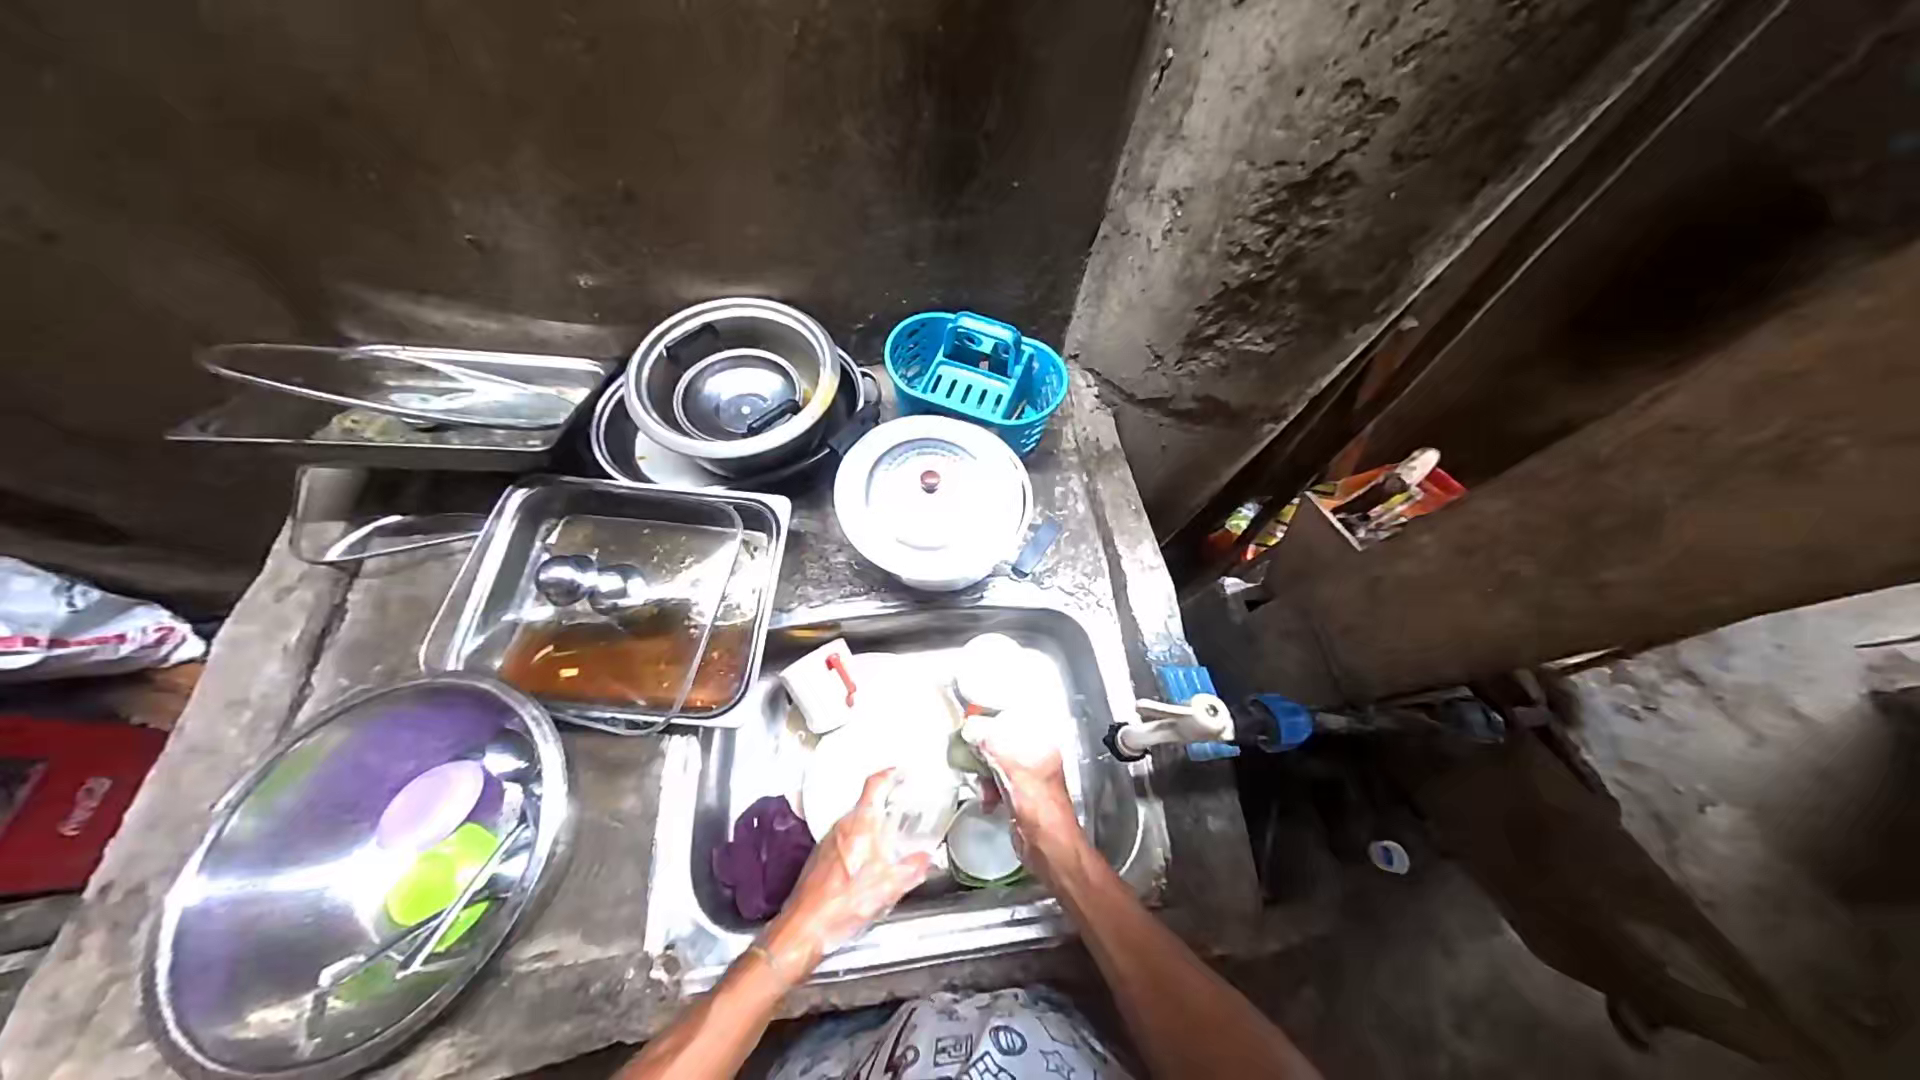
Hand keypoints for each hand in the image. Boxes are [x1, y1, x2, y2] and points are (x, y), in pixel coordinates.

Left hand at [760, 770, 931, 981]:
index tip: (901, 772)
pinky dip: (860, 842)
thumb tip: (927, 858)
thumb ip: (912, 869)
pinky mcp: (820, 857)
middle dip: (885, 804)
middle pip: (865, 803)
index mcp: (860, 825)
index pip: (874, 785)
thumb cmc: (842, 905)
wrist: (803, 928)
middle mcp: (841, 826)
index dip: (889, 774)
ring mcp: (828, 841)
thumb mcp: (888, 888)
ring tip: (889, 837)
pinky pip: (845, 839)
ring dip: (872, 825)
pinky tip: (867, 863)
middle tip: (902, 808)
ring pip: (855, 822)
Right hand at [962, 712, 1087, 883]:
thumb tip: (972, 728)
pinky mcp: (1018, 796)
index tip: (972, 722)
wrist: (1050, 849)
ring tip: (981, 785)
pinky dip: (989, 788)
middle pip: (1004, 742)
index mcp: (1042, 747)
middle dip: (985, 749)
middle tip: (969, 753)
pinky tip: (986, 800)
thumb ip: (993, 749)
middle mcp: (1036, 759)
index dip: (994, 721)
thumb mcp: (1015, 774)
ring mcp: (1027, 778)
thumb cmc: (1039, 809)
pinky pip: (998, 782)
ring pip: (998, 763)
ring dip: (985, 771)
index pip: (1015, 722)